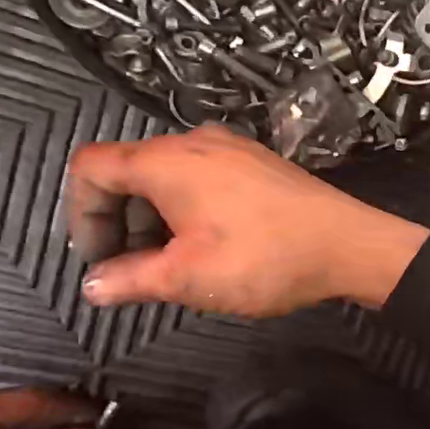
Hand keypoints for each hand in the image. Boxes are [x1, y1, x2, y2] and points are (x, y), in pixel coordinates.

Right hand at [68, 125, 429, 315]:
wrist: (348, 244)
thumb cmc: (265, 258)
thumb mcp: (188, 277)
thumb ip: (130, 280)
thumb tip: (95, 286)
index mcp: (168, 161)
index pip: (91, 167)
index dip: (80, 213)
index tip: (97, 256)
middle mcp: (197, 143)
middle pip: (130, 171)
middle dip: (121, 220)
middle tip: (135, 267)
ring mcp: (233, 149)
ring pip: (169, 176)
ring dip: (156, 218)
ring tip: (175, 262)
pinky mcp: (259, 163)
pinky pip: (205, 178)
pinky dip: (189, 208)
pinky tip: (211, 245)